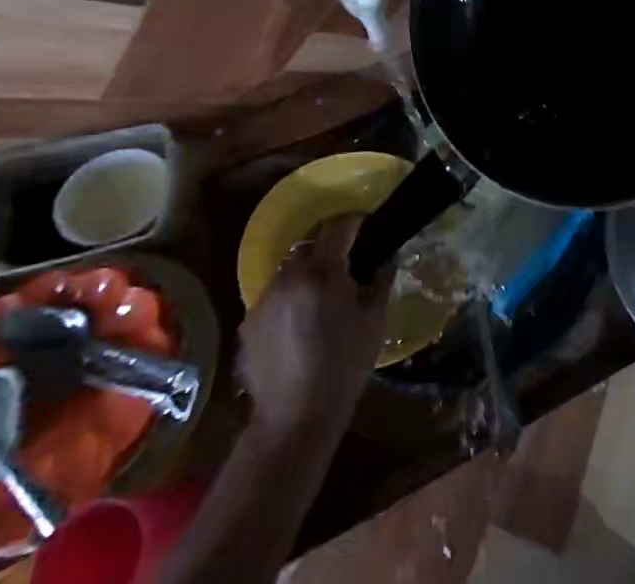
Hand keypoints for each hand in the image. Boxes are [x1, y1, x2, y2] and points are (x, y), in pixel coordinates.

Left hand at [238, 214, 390, 436]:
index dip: (355, 220)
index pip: (337, 228)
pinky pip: (274, 301)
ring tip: (327, 297)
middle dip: (329, 249)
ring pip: (288, 274)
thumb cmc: (346, 361)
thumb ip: (380, 280)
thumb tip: (386, 259)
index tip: (370, 221)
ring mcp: (260, 304)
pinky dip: (291, 301)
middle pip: (307, 248)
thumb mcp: (376, 317)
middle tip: (352, 262)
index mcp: (320, 273)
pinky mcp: (247, 327)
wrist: (296, 414)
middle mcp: (285, 280)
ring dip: (308, 275)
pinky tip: (305, 325)